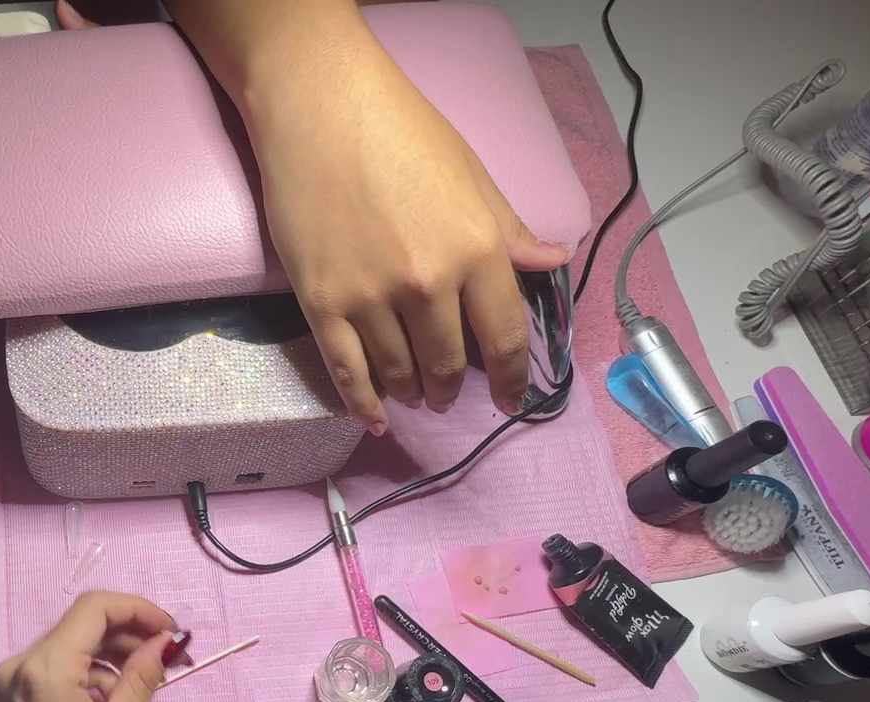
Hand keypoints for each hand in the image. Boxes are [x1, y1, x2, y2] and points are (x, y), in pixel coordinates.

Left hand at [0, 591, 181, 701]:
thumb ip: (142, 678)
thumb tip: (165, 642)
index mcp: (43, 669)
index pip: (94, 609)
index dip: (139, 610)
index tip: (172, 631)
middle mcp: (17, 665)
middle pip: (80, 625)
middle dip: (128, 634)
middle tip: (169, 657)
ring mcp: (6, 683)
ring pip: (68, 646)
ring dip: (109, 656)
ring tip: (146, 683)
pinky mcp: (6, 700)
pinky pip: (53, 670)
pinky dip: (86, 675)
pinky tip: (113, 701)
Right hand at [246, 42, 568, 427]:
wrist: (319, 113)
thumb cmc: (400, 134)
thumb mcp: (470, 176)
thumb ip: (508, 229)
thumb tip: (549, 264)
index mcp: (477, 249)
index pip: (504, 336)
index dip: (512, 378)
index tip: (513, 401)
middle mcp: (428, 284)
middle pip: (446, 363)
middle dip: (451, 389)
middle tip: (447, 397)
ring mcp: (370, 300)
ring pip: (396, 372)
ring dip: (409, 392)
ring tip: (412, 397)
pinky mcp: (322, 305)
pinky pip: (346, 371)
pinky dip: (361, 403)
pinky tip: (374, 420)